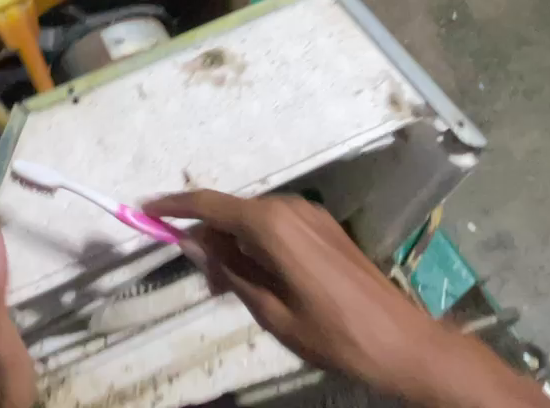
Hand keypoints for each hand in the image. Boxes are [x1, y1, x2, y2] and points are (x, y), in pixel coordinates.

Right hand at [145, 191, 549, 407]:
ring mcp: (308, 214)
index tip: (145, 209)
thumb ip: (228, 271)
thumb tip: (193, 243)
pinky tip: (262, 278)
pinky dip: (258, 245)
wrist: (404, 342)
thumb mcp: (271, 312)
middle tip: (204, 281)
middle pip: (230, 213)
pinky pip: (276, 226)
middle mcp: (286, 208)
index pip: (209, 205)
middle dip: (208, 239)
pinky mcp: (322, 226)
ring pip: (252, 220)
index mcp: (270, 225)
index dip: (174, 206)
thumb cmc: (333, 333)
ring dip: (234, 245)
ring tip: (234, 288)